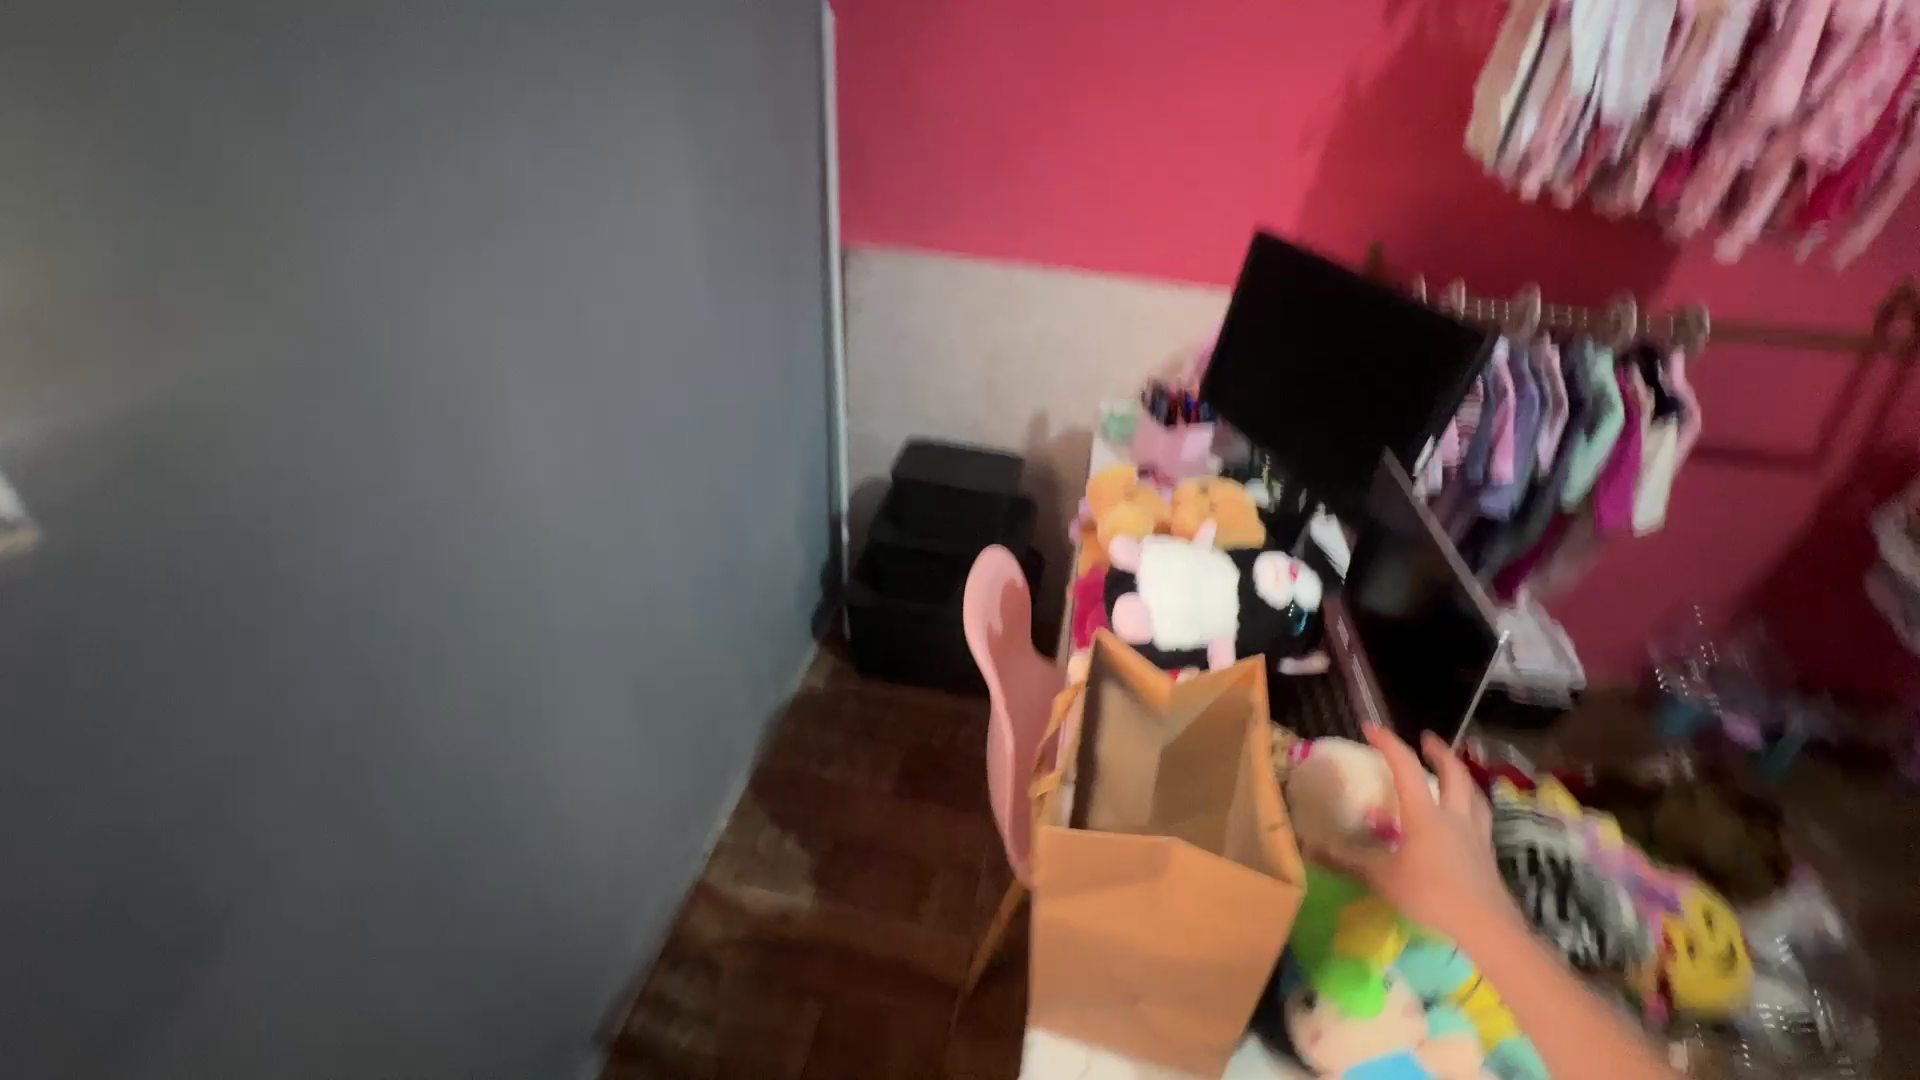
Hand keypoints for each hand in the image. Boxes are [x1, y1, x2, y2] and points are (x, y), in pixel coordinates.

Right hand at [1332, 725, 1519, 942]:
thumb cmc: (1431, 895)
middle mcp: (1453, 816)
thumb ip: (1348, 862)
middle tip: (1426, 739)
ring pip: (1473, 794)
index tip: (1371, 728)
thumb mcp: (1382, 878)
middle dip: (1439, 752)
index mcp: (1425, 815)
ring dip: (1461, 775)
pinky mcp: (1487, 853)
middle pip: (1453, 773)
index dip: (1388, 743)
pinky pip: (1480, 817)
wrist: (1487, 927)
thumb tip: (1311, 849)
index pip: (1405, 768)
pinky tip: (1464, 815)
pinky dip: (1471, 805)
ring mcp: (1475, 834)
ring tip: (1452, 770)